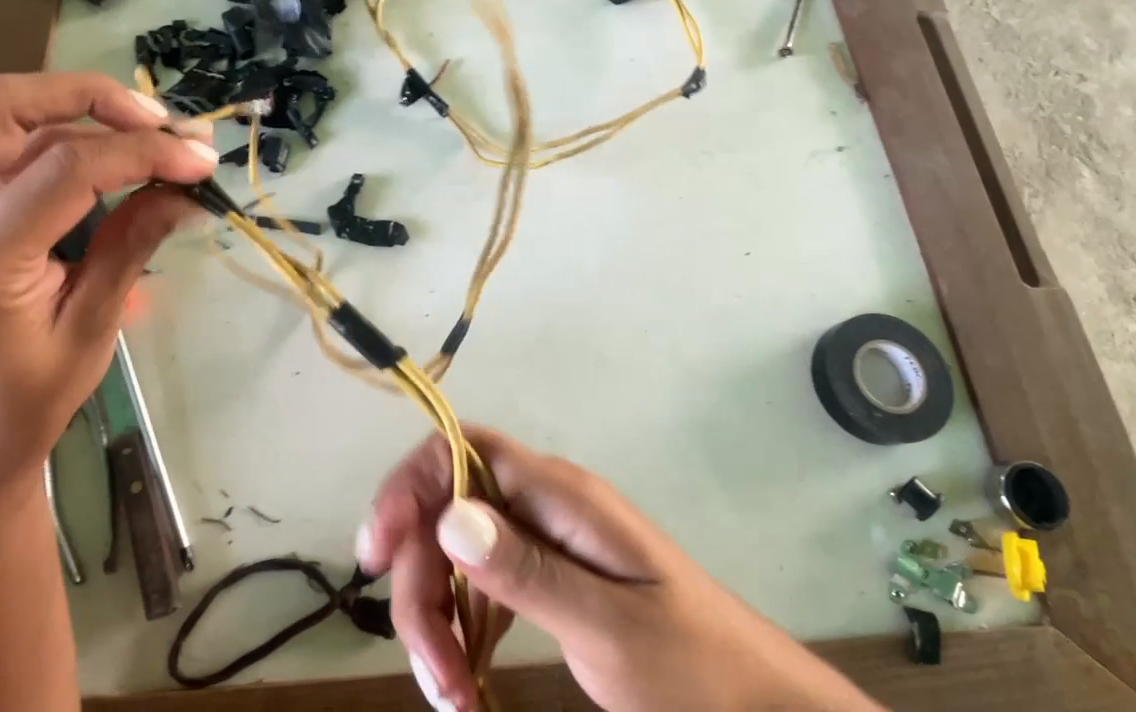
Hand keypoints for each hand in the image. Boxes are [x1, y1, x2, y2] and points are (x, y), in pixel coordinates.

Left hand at [0, 71, 217, 498]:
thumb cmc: (28, 403)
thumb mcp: (93, 327)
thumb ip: (134, 244)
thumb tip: (190, 188)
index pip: (64, 167)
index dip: (141, 151)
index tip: (199, 158)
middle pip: (0, 104)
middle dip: (88, 96)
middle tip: (156, 120)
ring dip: (69, 110)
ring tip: (138, 132)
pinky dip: (50, 138)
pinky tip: (100, 162)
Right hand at [357, 428, 881, 711]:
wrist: (761, 708)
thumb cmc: (694, 668)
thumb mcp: (607, 627)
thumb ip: (528, 571)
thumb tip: (447, 517)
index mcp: (561, 497)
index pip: (462, 450)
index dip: (409, 486)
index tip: (374, 554)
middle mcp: (546, 508)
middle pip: (448, 516)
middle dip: (421, 586)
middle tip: (432, 676)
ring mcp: (547, 544)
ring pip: (459, 558)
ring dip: (437, 619)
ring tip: (450, 694)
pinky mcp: (550, 581)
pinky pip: (484, 591)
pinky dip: (464, 632)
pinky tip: (466, 681)